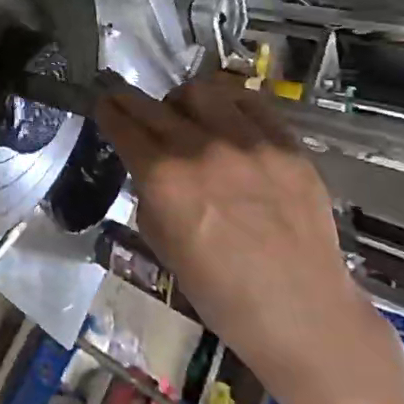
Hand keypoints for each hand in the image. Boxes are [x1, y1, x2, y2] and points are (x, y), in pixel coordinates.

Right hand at [94, 73, 403, 403]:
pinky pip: (250, 103)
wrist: (300, 312)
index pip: (123, 126)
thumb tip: (149, 166)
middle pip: (153, 106)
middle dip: (131, 101)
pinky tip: (225, 119)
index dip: (107, 111)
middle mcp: (201, 149)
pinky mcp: (287, 145)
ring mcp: (249, 142)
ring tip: (184, 116)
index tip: (102, 104)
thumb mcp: (161, 242)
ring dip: (181, 101)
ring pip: (201, 91)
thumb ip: (149, 194)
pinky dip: (228, 104)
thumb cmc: (219, 291)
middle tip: (126, 102)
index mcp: (163, 179)